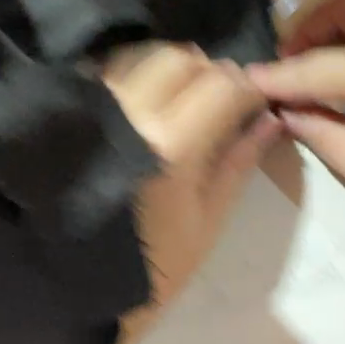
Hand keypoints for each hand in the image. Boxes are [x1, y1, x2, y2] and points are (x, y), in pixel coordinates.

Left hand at [104, 44, 278, 328]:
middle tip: (220, 99)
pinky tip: (147, 107)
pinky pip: (108, 75)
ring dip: (170, 69)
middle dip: (208, 71)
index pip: (221, 85)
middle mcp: (129, 114)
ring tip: (183, 102)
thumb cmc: (155, 265)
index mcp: (171, 146)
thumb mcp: (208, 220)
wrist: (80, 286)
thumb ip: (238, 162)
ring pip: (140, 58)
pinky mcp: (73, 115)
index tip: (255, 100)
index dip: (246, 85)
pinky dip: (135, 79)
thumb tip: (271, 118)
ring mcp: (95, 110)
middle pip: (179, 58)